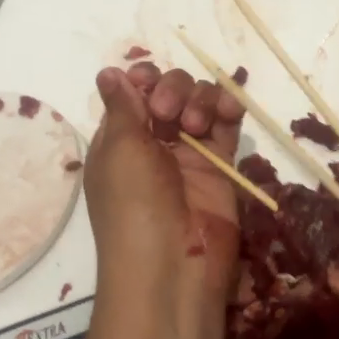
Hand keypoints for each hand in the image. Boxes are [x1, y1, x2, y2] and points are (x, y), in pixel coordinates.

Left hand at [85, 63, 245, 285]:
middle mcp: (153, 141)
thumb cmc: (133, 205)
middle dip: (173, 88)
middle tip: (167, 114)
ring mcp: (189, 152)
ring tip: (196, 125)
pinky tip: (231, 109)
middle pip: (169, 89)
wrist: (173, 267)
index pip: (134, 91)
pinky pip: (227, 123)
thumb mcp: (118, 150)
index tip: (148, 84)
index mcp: (120, 139)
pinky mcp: (220, 164)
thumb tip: (107, 71)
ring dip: (200, 99)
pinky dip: (230, 108)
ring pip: (199, 100)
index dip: (144, 79)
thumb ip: (122, 105)